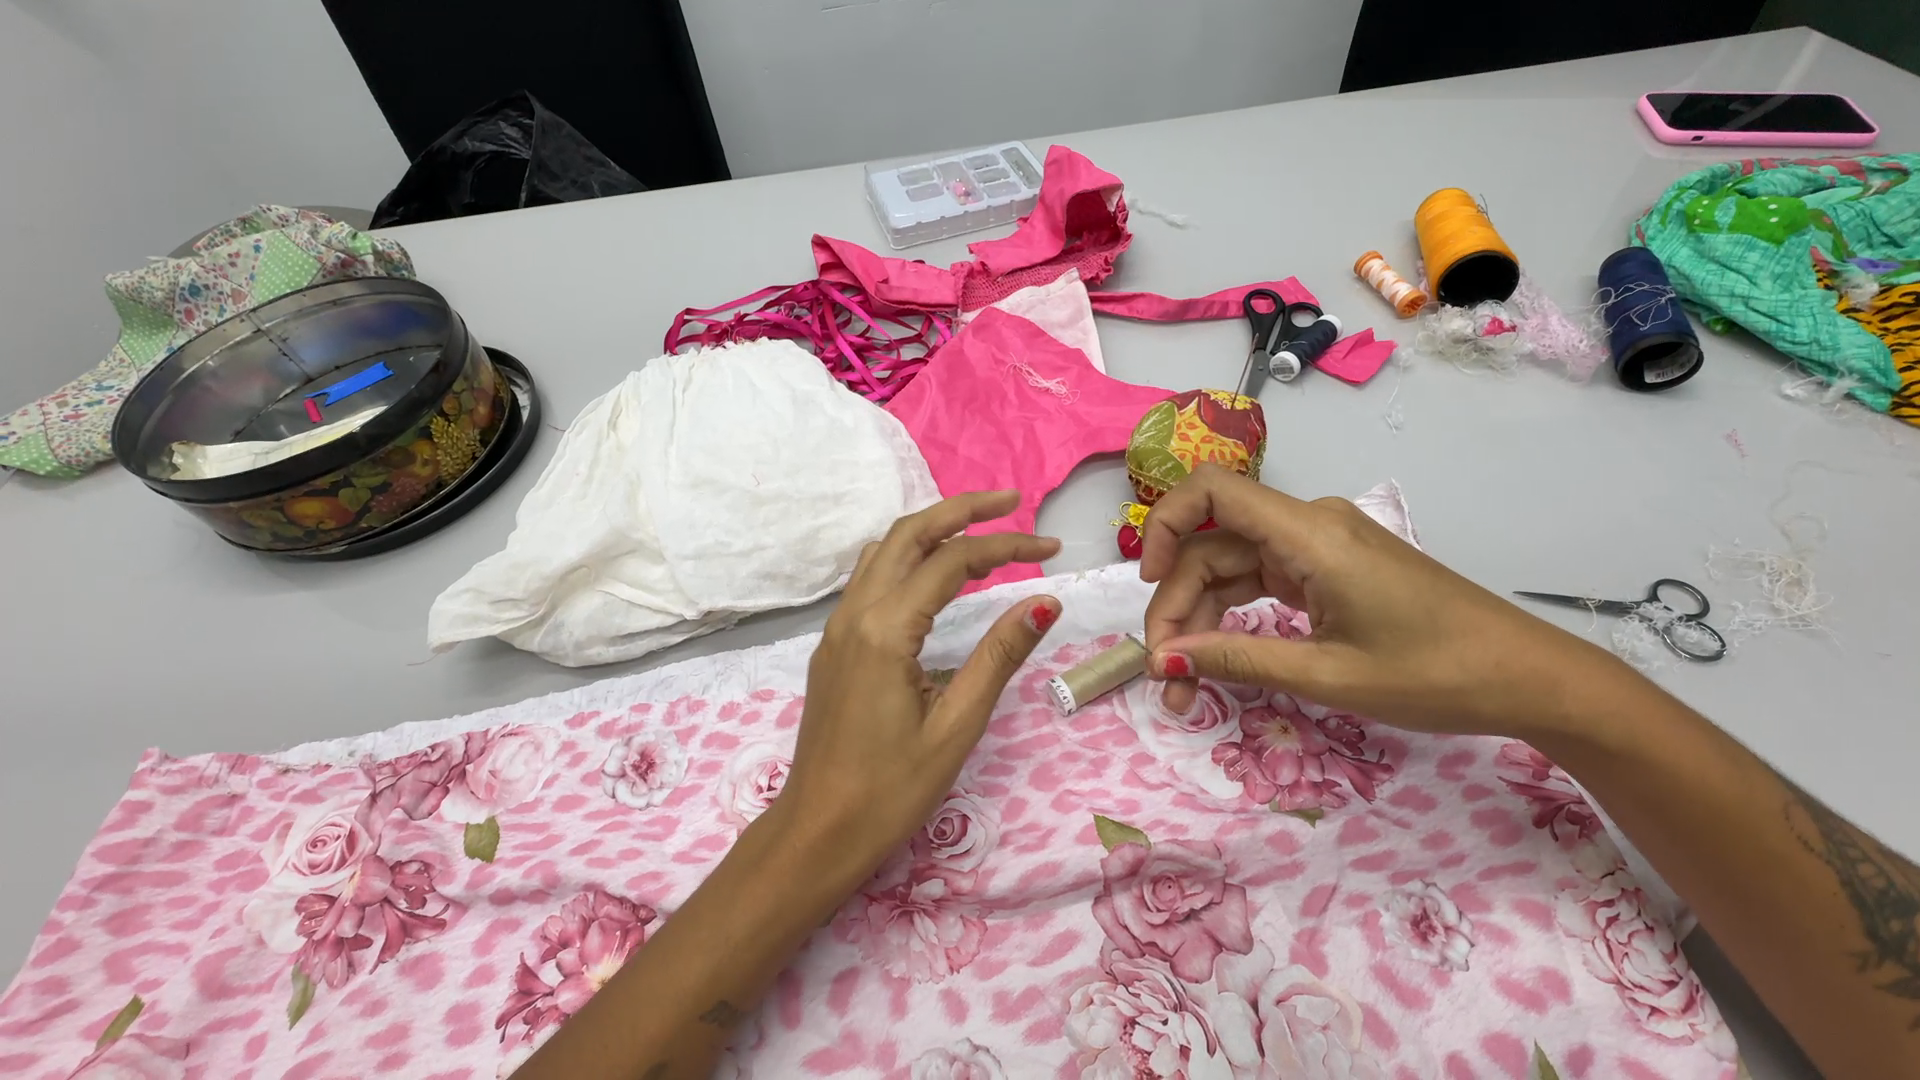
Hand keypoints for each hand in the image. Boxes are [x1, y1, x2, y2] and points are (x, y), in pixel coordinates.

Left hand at [781, 491, 1061, 878]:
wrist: (818, 830)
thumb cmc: (891, 789)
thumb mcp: (957, 723)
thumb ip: (1000, 654)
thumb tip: (1045, 601)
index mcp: (885, 629)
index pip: (952, 562)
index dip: (1007, 548)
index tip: (1053, 551)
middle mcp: (855, 613)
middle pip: (908, 534)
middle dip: (962, 510)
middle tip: (1014, 502)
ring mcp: (837, 627)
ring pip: (883, 551)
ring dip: (930, 529)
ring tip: (979, 529)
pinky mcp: (834, 644)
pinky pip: (869, 577)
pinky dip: (906, 556)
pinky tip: (932, 573)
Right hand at [1139, 466, 1625, 737]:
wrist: (1529, 679)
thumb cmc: (1436, 674)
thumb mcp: (1328, 675)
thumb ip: (1237, 659)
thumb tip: (1163, 661)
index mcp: (1311, 535)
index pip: (1212, 492)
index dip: (1165, 526)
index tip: (1147, 585)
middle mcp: (1309, 527)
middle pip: (1212, 547)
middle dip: (1177, 607)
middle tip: (1164, 676)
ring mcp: (1318, 548)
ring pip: (1231, 569)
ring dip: (1200, 622)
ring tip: (1184, 688)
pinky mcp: (1328, 570)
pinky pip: (1260, 583)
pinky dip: (1233, 620)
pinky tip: (1217, 659)